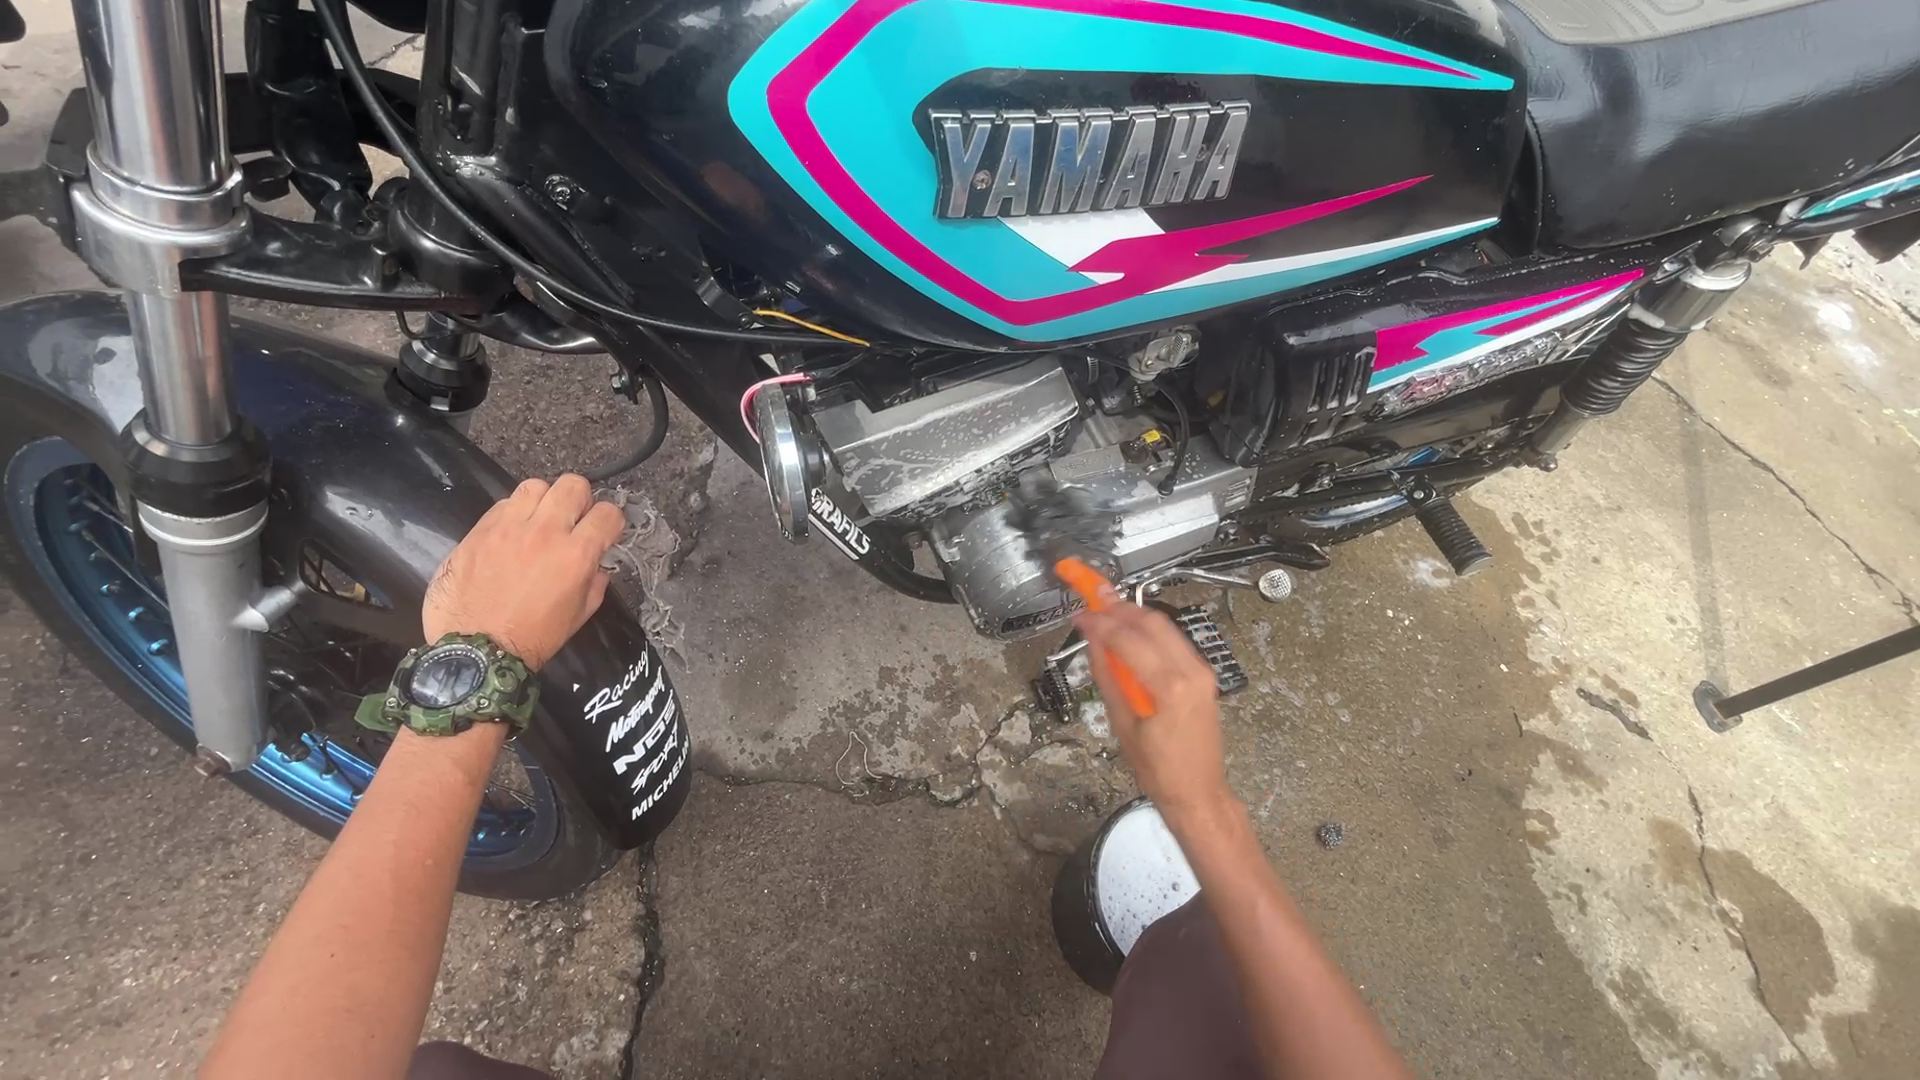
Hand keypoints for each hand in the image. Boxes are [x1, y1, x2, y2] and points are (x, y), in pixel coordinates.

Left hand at [422, 474, 625, 670]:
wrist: (476, 651)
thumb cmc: (535, 637)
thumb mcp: (581, 613)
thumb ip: (595, 581)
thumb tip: (595, 564)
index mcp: (577, 554)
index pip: (608, 512)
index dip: (612, 521)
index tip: (606, 532)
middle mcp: (545, 532)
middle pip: (573, 485)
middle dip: (581, 499)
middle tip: (574, 519)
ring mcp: (508, 528)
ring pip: (535, 485)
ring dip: (545, 500)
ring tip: (540, 521)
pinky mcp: (478, 531)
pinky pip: (503, 504)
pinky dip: (514, 513)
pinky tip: (512, 534)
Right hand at [1074, 597, 1237, 828]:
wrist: (1199, 792)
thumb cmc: (1158, 769)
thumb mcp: (1122, 724)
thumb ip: (1108, 676)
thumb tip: (1093, 641)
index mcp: (1171, 686)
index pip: (1129, 639)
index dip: (1100, 621)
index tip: (1079, 613)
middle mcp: (1192, 671)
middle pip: (1151, 622)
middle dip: (1119, 607)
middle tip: (1091, 601)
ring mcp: (1202, 671)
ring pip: (1165, 627)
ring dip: (1134, 616)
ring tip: (1105, 614)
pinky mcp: (1204, 676)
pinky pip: (1173, 642)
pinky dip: (1149, 632)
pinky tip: (1129, 636)